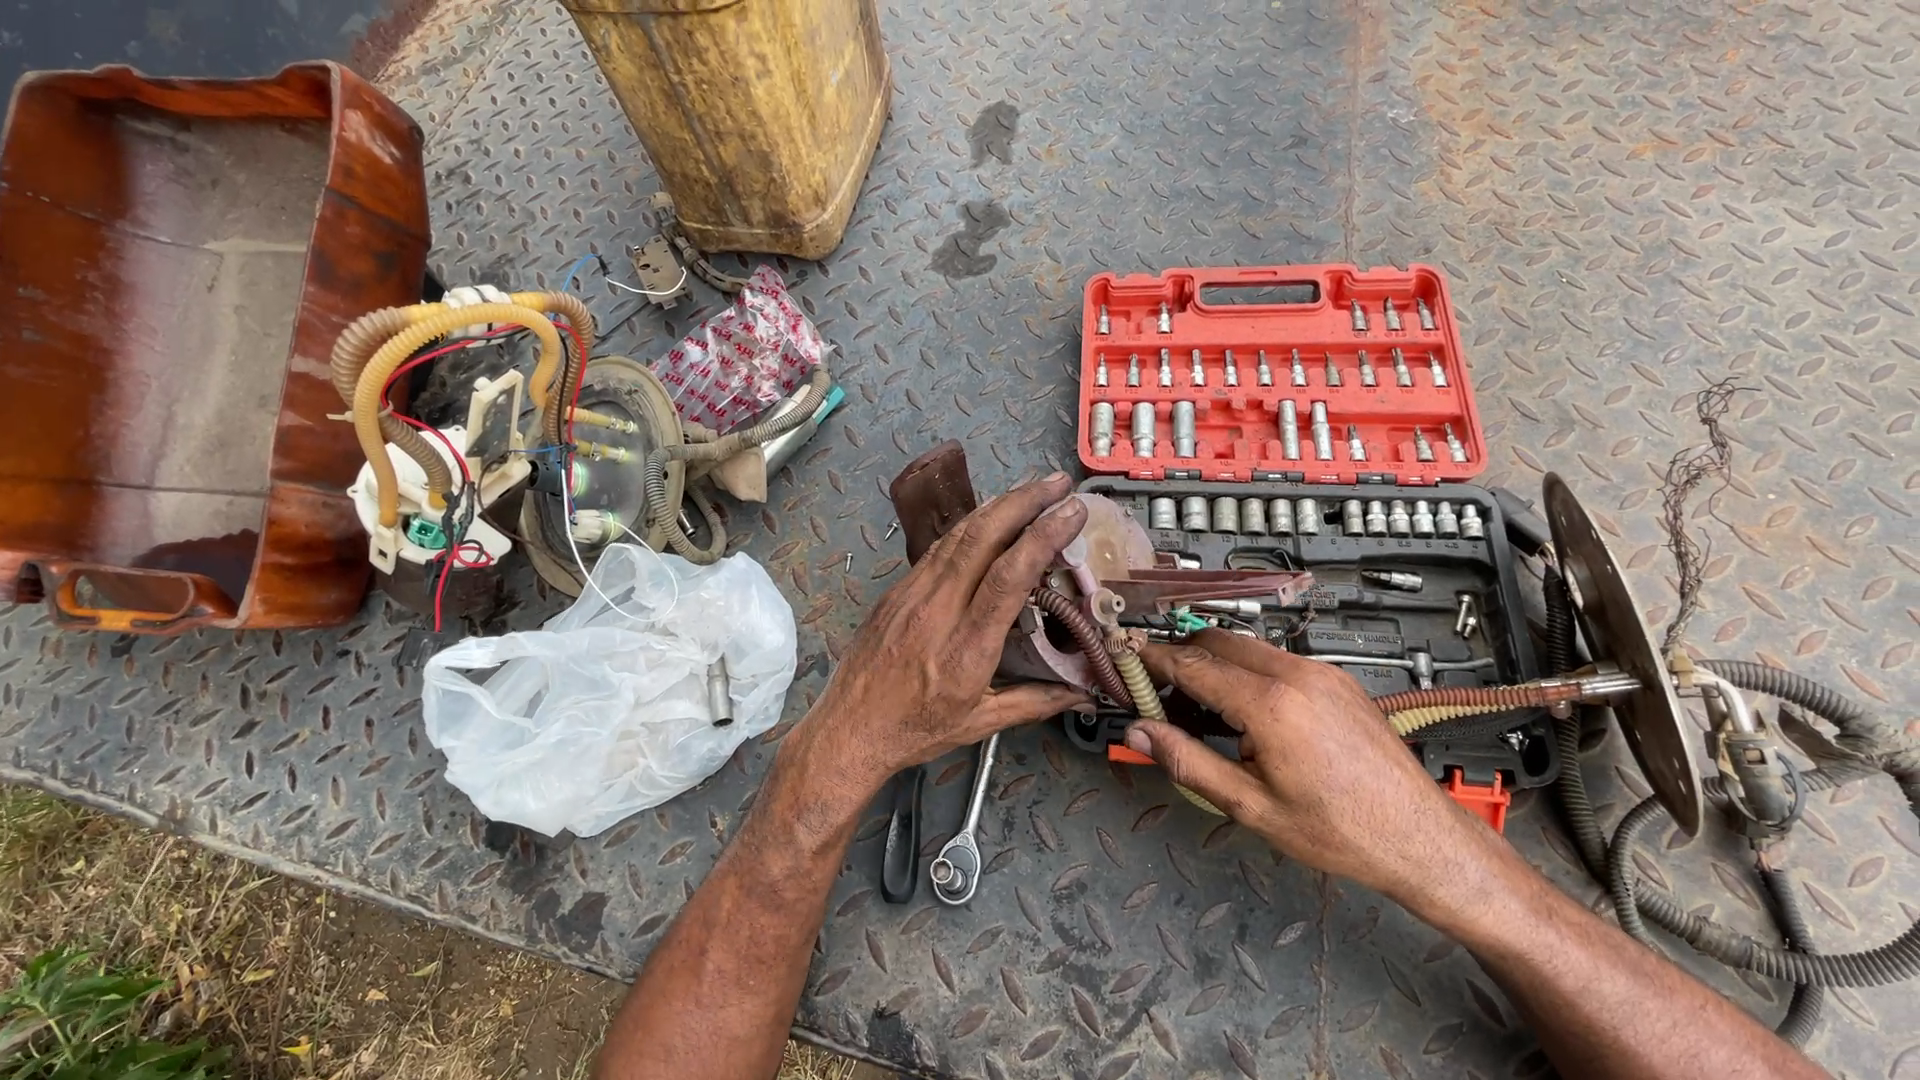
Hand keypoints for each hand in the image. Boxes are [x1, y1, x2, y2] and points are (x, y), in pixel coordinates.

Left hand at [800, 473, 1092, 790]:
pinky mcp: (897, 591)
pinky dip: (971, 526)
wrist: (848, 729)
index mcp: (966, 648)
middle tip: (1057, 483)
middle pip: (982, 538)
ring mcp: (912, 595)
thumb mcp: (981, 722)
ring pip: (958, 535)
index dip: (1042, 537)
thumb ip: (1036, 702)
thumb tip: (1082, 695)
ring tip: (1031, 489)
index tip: (1070, 513)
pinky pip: (939, 548)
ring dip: (998, 505)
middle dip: (1024, 501)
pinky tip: (991, 517)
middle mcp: (938, 611)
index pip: (1007, 577)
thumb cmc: (914, 730)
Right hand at [1127, 630, 1487, 899]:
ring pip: (1246, 647)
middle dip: (1181, 658)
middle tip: (1158, 694)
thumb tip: (1139, 733)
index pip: (1193, 664)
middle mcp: (1296, 674)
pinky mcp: (1337, 680)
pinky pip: (1276, 660)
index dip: (1152, 660)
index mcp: (1271, 705)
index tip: (1125, 658)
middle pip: (1217, 641)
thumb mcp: (1250, 806)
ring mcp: (1321, 673)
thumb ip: (1187, 762)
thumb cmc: (1336, 831)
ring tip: (1199, 711)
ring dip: (1214, 665)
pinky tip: (1243, 714)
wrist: (1420, 837)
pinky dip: (1246, 672)